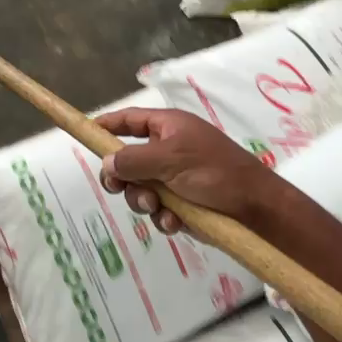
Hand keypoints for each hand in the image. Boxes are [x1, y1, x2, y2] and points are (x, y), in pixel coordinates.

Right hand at [95, 107, 277, 233]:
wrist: (256, 209)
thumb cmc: (214, 171)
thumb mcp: (170, 158)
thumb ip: (133, 159)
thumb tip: (106, 161)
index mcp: (167, 127)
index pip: (128, 120)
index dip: (106, 125)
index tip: (85, 133)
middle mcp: (168, 150)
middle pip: (128, 160)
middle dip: (123, 176)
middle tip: (117, 187)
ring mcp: (175, 179)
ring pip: (140, 189)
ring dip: (143, 200)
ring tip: (157, 207)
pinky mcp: (183, 206)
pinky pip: (158, 211)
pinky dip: (162, 218)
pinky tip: (174, 222)